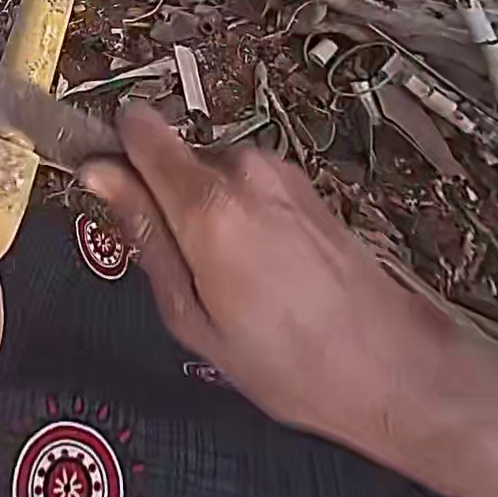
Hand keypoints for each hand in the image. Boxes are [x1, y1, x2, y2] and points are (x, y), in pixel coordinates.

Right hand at [80, 104, 457, 446]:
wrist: (399, 368)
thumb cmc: (288, 360)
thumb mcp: (190, 313)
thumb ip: (141, 232)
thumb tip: (98, 174)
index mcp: (207, 204)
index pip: (136, 128)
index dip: (114, 147)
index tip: (108, 179)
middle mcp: (239, 168)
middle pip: (168, 154)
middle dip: (162, 193)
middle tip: (185, 258)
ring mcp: (273, 167)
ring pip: (203, 167)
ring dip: (201, 204)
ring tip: (232, 268)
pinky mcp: (297, 175)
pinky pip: (239, 177)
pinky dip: (236, 206)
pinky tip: (263, 259)